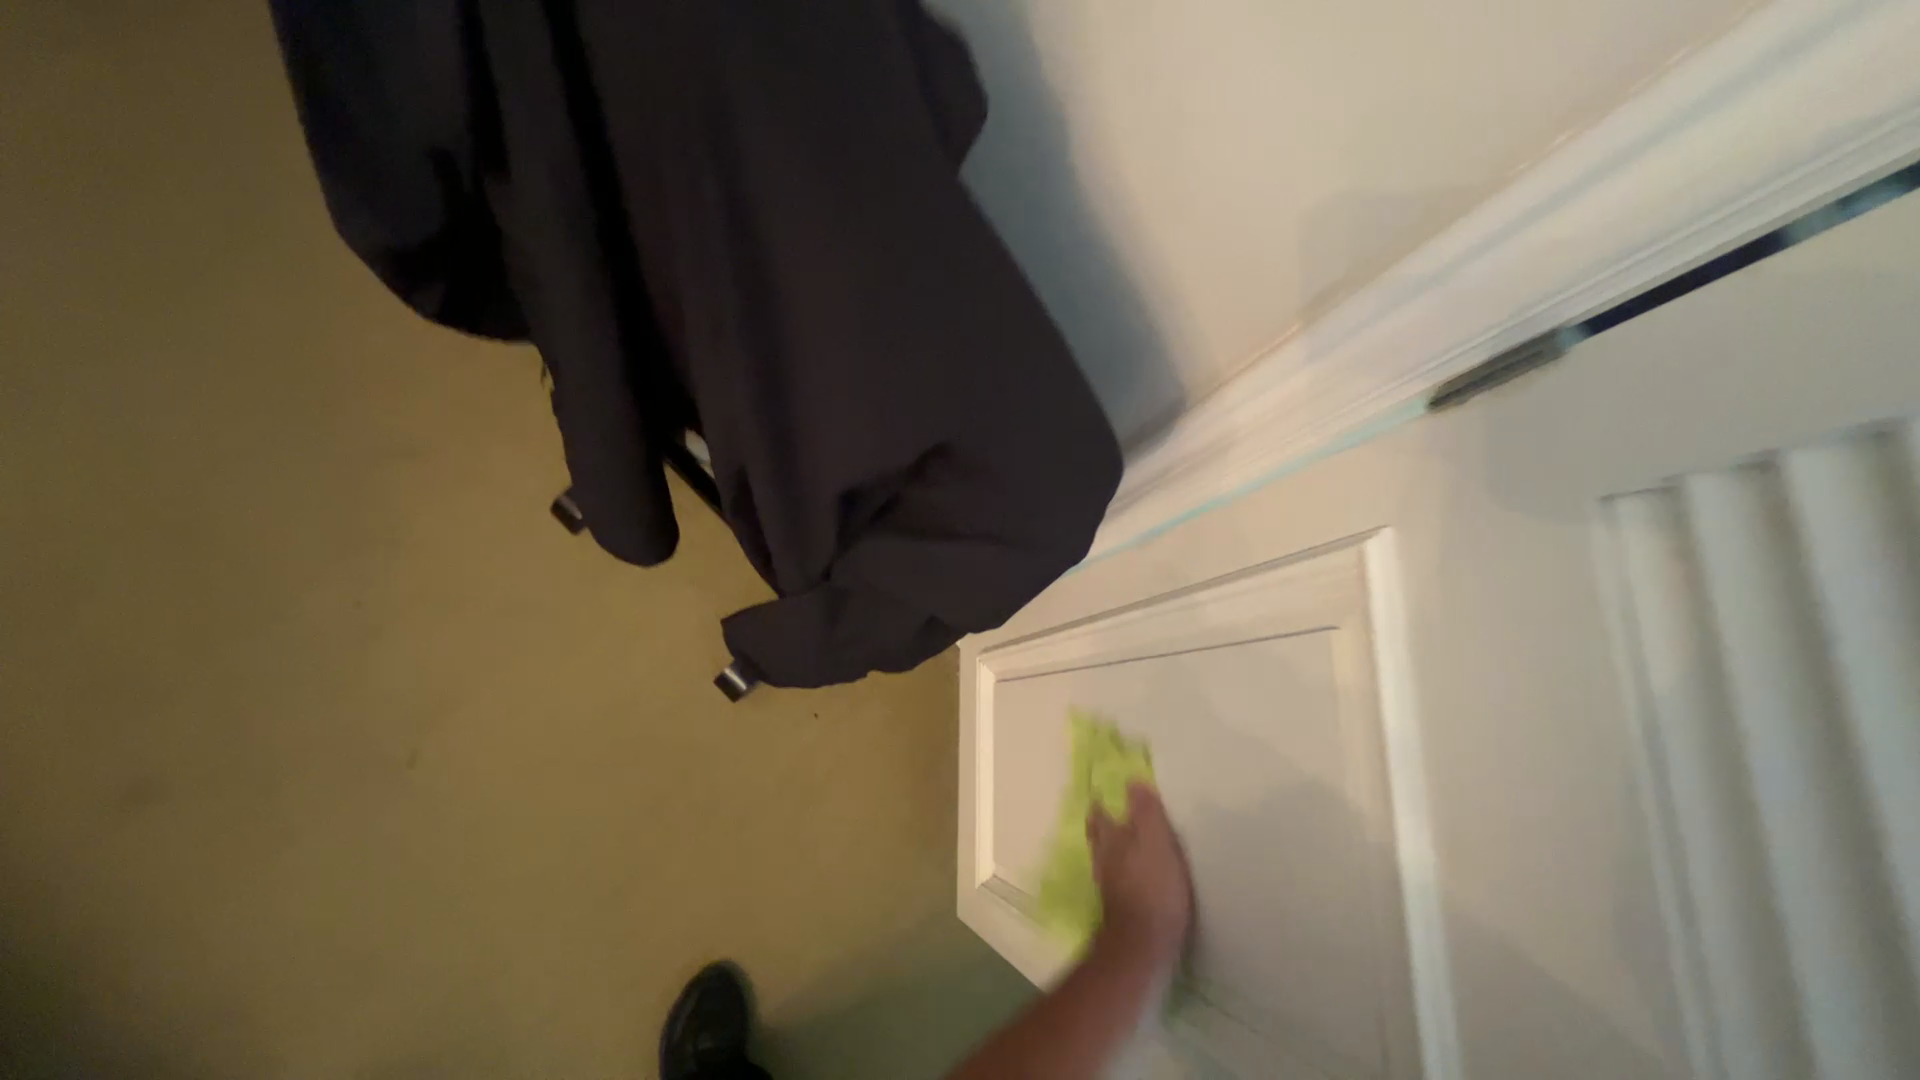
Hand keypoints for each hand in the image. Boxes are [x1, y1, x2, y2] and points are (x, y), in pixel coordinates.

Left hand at [1087, 782, 1192, 966]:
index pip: (1100, 816)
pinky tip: (1134, 878)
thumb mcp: (1155, 842)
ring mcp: (1109, 887)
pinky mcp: (1120, 909)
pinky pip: (1118, 882)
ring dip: (1111, 850)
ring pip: (1106, 860)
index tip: (1101, 796)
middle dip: (1101, 826)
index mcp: (1112, 840)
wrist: (1143, 945)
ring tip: (1122, 845)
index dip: (1100, 805)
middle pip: (1098, 838)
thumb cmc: (1153, 888)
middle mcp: (1104, 860)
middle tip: (1105, 814)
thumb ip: (1146, 812)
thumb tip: (1133, 780)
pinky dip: (1123, 874)